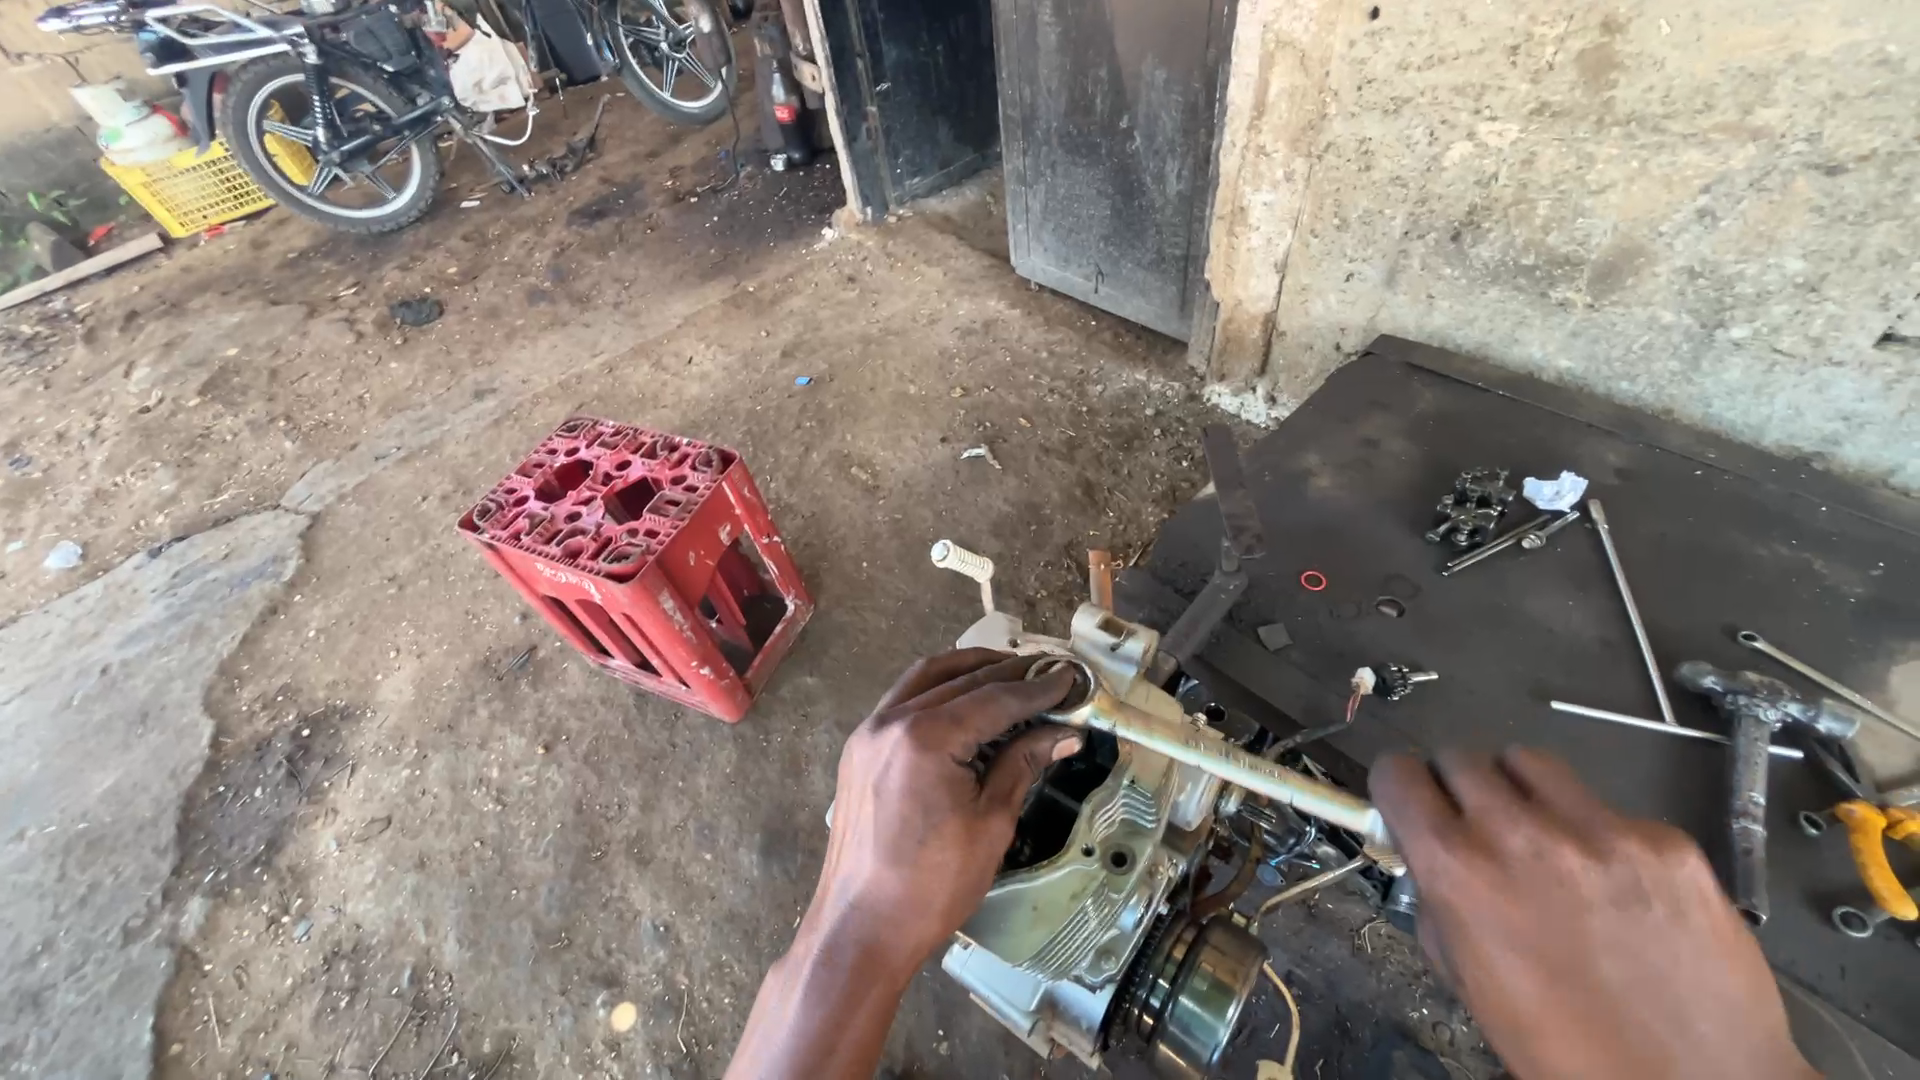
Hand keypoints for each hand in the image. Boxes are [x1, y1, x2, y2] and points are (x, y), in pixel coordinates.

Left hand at [726, 651, 1078, 1079]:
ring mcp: (868, 732)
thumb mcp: (991, 823)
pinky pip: (902, 699)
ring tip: (1008, 672)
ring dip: (968, 669)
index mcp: (926, 737)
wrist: (860, 929)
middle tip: (1047, 674)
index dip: (1036, 689)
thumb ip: (1023, 765)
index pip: (993, 698)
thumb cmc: (933, 886)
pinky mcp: (859, 748)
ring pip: (925, 678)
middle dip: (1007, 673)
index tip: (1069, 679)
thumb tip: (1063, 734)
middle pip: (959, 679)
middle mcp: (892, 720)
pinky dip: (937, 688)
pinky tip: (962, 699)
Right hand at [1370, 747, 1816, 1079]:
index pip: (1397, 771)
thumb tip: (1425, 846)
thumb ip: (1434, 890)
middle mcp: (1517, 831)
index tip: (1411, 802)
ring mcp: (1598, 830)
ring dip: (1519, 789)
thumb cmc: (1554, 1039)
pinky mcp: (1665, 840)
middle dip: (1456, 786)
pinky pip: (1605, 806)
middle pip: (1459, 756)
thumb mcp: (1460, 967)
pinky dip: (1595, 831)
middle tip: (1476, 825)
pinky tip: (1615, 882)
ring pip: (1528, 761)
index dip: (1398, 786)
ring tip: (1541, 834)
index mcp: (1455, 865)